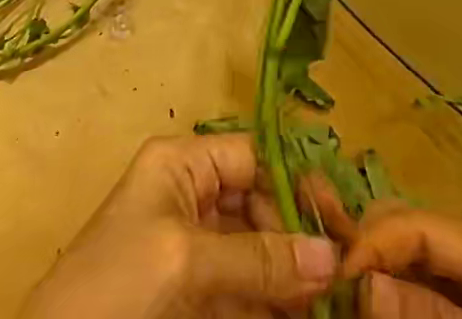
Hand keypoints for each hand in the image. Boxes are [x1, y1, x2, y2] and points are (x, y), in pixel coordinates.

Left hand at [21, 134, 338, 318]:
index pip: (250, 157)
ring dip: (297, 278)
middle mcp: (191, 196)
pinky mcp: (199, 293)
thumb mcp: (185, 260)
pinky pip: (250, 289)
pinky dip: (278, 304)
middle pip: (261, 205)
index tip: (342, 226)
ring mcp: (195, 247)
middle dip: (300, 239)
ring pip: (261, 251)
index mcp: (179, 166)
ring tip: (337, 304)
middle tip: (344, 280)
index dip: (296, 183)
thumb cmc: (118, 280)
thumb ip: (258, 258)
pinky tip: (306, 314)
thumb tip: (331, 254)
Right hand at [319, 199, 461, 318]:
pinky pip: (413, 283)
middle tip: (313, 274)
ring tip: (315, 271)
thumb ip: (435, 318)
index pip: (414, 225)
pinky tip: (345, 288)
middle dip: (357, 249)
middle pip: (400, 230)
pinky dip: (380, 285)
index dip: (365, 244)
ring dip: (360, 265)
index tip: (326, 276)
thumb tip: (360, 283)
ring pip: (398, 254)